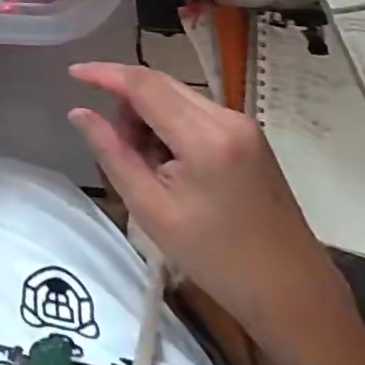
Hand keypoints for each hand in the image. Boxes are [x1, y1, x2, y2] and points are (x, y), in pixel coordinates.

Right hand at [67, 62, 345, 330]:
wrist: (291, 292)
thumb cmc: (216, 259)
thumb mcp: (151, 209)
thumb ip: (112, 153)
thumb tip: (79, 113)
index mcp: (205, 137)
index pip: (144, 85)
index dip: (104, 73)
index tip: (73, 72)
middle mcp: (227, 117)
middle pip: (160, 84)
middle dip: (125, 102)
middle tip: (113, 144)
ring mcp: (243, 123)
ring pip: (176, 96)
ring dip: (147, 115)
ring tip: (144, 164)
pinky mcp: (248, 134)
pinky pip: (194, 111)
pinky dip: (169, 125)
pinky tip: (168, 163)